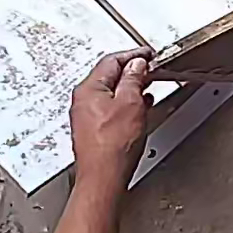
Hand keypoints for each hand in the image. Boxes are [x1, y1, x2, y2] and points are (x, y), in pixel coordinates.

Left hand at [70, 48, 154, 188]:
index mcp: (89, 89)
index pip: (111, 61)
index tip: (147, 55)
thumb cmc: (112, 146)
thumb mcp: (131, 103)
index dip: (133, 55)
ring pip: (109, 93)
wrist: (103, 177)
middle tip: (149, 70)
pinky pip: (109, 109)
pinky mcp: (92, 131)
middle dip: (131, 72)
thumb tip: (137, 65)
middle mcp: (83, 101)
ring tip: (146, 89)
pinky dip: (124, 105)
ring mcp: (86, 116)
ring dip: (129, 90)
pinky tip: (136, 111)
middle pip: (108, 76)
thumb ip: (134, 79)